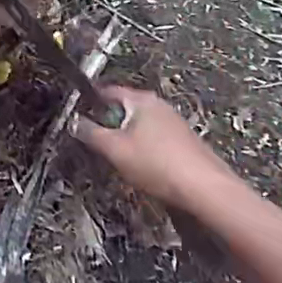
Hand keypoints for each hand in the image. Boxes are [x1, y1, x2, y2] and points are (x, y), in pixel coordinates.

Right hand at [71, 86, 239, 208]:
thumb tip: (73, 121)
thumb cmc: (157, 163)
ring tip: (120, 159)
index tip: (78, 116)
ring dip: (127, 138)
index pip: (107, 91)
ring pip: (141, 125)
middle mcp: (159, 106)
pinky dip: (145, 149)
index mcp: (141, 100)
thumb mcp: (114, 149)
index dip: (89, 102)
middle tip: (98, 143)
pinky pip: (156, 139)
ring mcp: (175, 124)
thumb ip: (89, 133)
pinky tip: (145, 169)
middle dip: (109, 124)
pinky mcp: (186, 143)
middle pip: (125, 109)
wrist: (208, 191)